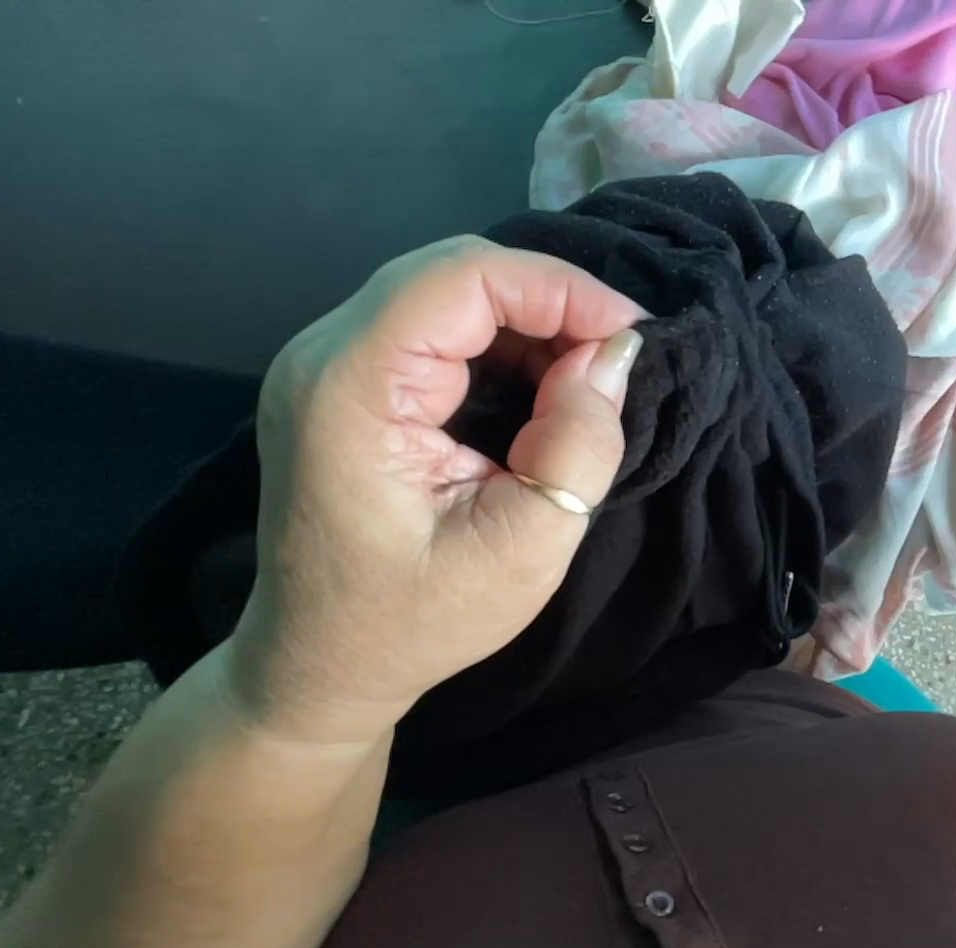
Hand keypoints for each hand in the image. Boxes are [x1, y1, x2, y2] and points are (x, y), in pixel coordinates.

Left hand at [223, 236, 645, 742]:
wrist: (322, 665)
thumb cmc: (419, 620)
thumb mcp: (525, 547)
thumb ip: (578, 444)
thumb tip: (613, 358)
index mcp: (353, 388)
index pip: (462, 279)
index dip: (560, 289)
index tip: (634, 336)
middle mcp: (327, 356)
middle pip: (452, 275)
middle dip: (552, 301)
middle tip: (620, 355)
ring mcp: (331, 367)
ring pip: (448, 295)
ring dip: (532, 323)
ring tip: (591, 375)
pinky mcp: (350, 386)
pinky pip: (437, 331)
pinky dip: (504, 345)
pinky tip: (543, 386)